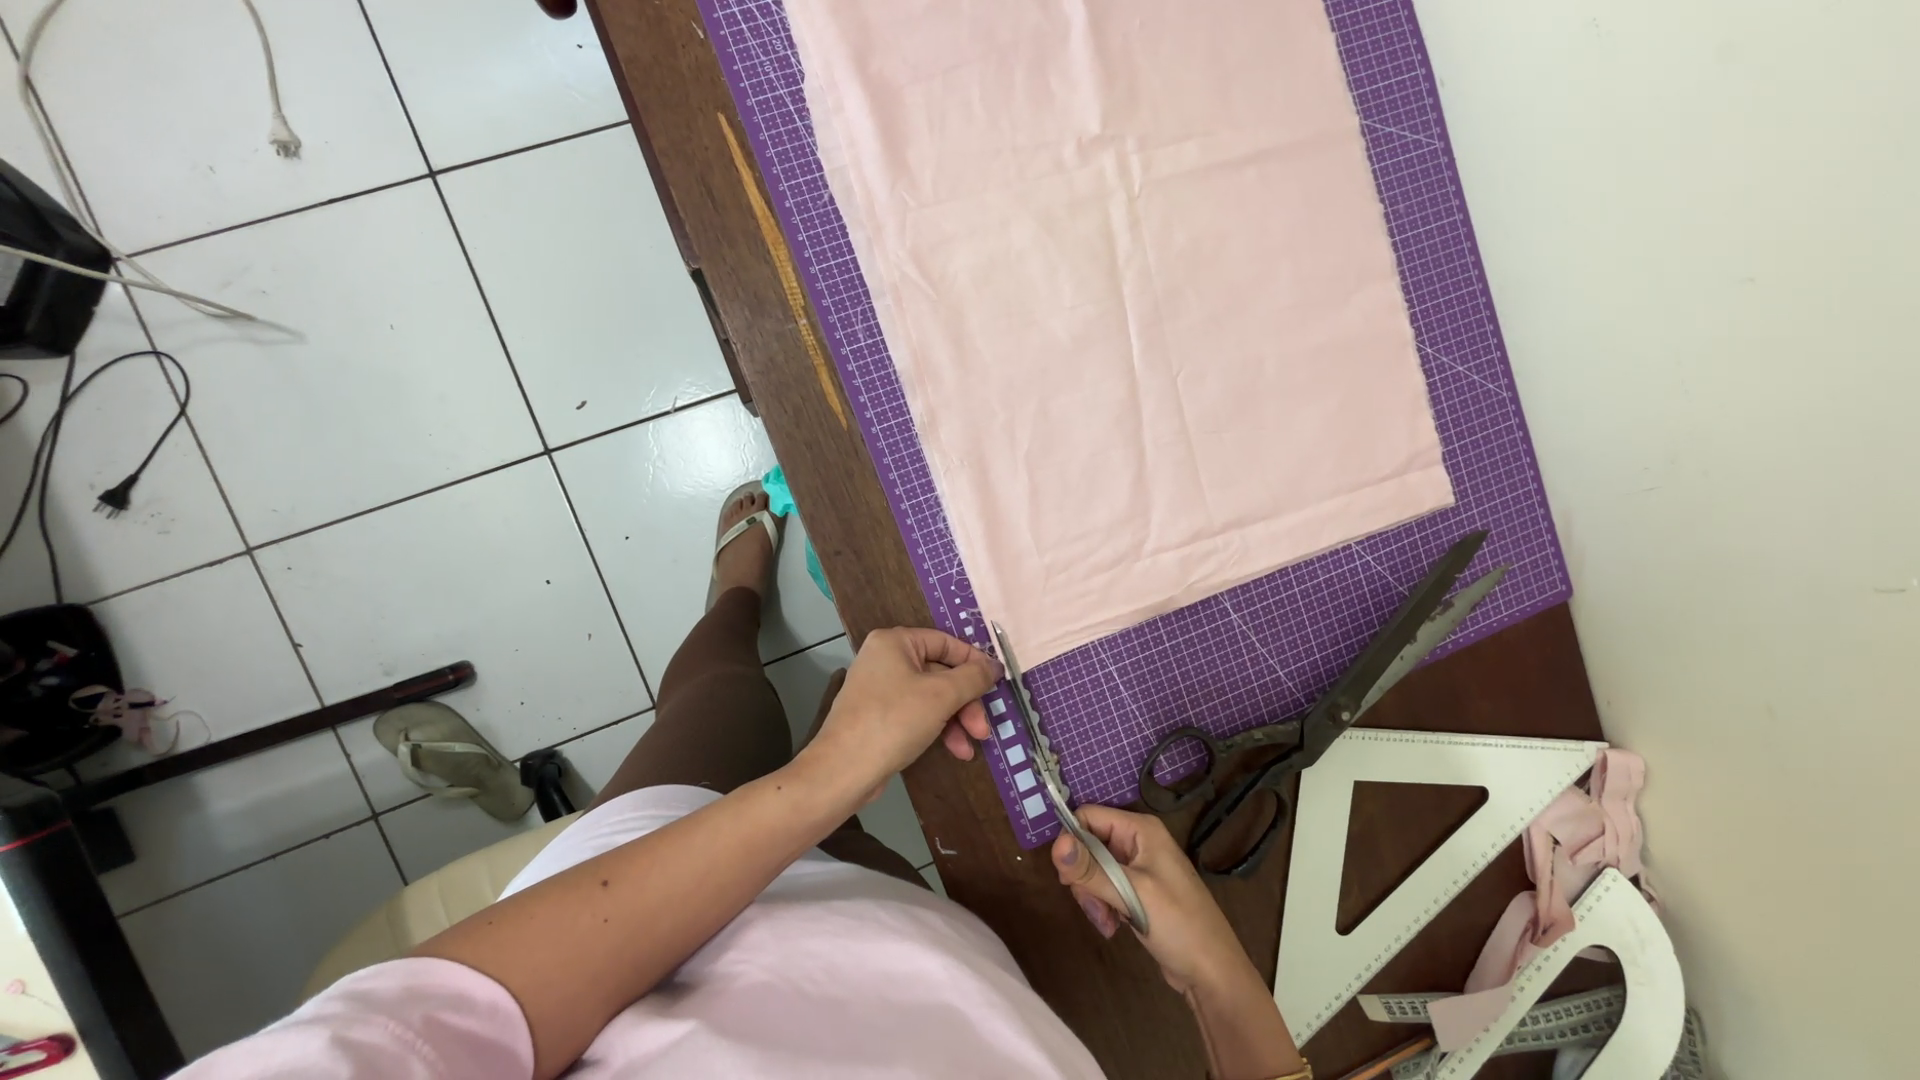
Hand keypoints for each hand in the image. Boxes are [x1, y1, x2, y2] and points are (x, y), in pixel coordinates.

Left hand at [799, 627, 1000, 803]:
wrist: (844, 770)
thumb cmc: (893, 721)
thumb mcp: (941, 696)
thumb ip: (972, 677)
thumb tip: (994, 665)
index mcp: (895, 642)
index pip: (945, 642)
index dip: (974, 662)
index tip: (997, 683)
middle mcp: (885, 659)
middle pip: (940, 673)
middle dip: (966, 702)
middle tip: (983, 727)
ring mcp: (880, 689)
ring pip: (932, 697)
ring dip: (956, 720)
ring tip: (971, 745)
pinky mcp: (880, 717)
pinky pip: (918, 714)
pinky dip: (939, 728)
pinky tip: (956, 750)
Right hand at [1052, 805, 1256, 994]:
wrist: (1213, 972)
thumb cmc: (1179, 924)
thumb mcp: (1131, 894)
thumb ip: (1091, 870)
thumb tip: (1054, 845)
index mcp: (1141, 829)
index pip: (1088, 816)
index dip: (1073, 842)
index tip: (1068, 875)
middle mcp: (1139, 841)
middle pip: (1089, 844)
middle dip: (1084, 877)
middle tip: (1093, 905)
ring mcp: (1139, 867)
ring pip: (1094, 869)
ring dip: (1093, 897)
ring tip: (1106, 922)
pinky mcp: (1138, 891)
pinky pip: (1106, 887)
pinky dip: (1103, 906)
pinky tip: (1112, 927)